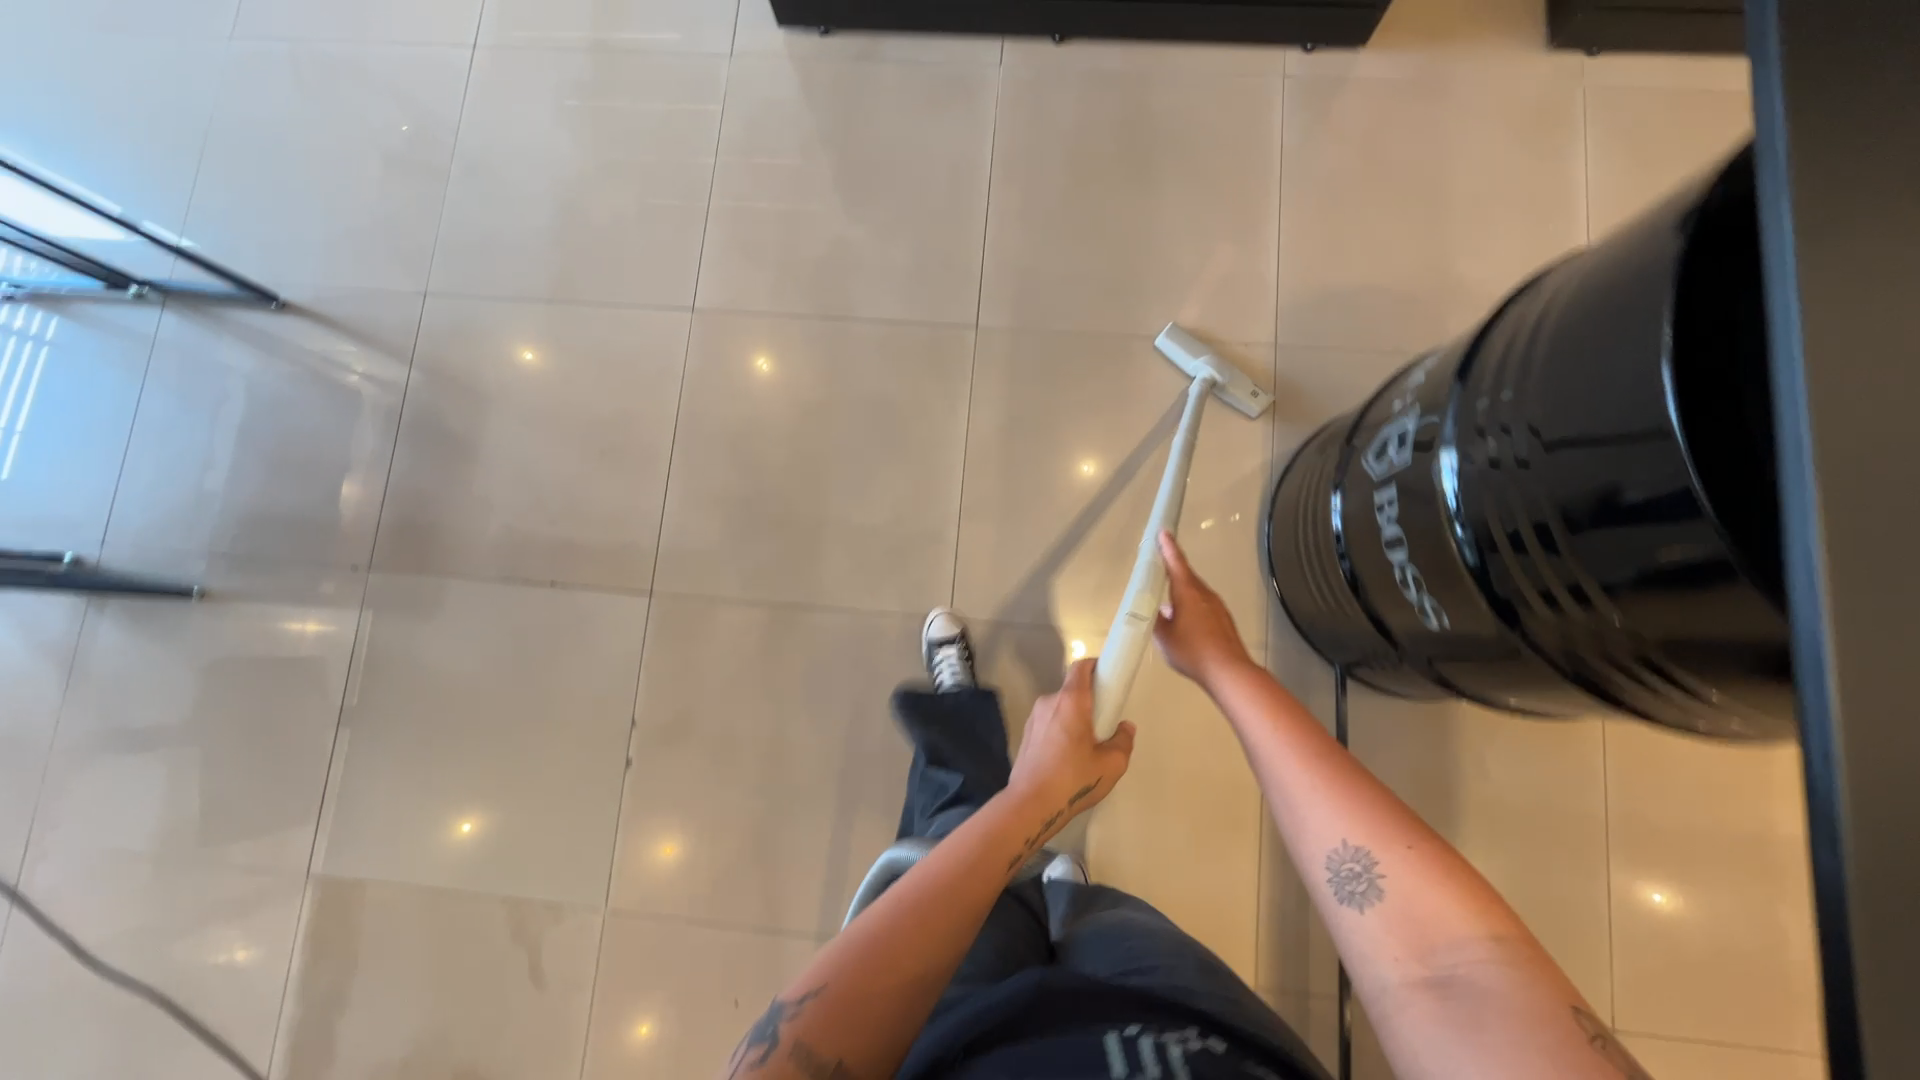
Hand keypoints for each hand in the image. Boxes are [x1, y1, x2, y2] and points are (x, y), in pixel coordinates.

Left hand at [1007, 659, 1135, 825]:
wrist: (1031, 803)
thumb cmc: (1074, 779)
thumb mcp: (1112, 764)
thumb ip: (1123, 741)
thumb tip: (1125, 728)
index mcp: (1071, 701)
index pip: (1081, 667)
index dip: (1096, 666)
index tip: (1109, 678)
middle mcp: (1049, 702)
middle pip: (1072, 690)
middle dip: (1089, 703)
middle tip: (1104, 727)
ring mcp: (1034, 718)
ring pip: (1060, 709)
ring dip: (1074, 719)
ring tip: (1085, 749)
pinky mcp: (1027, 734)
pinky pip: (1049, 723)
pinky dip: (1060, 731)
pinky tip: (1066, 759)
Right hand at [1154, 530, 1253, 690]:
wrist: (1228, 670)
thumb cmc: (1192, 652)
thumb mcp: (1164, 638)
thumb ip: (1158, 621)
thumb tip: (1159, 611)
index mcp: (1187, 593)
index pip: (1176, 564)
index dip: (1168, 548)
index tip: (1164, 532)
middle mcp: (1204, 594)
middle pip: (1187, 576)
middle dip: (1174, 570)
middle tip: (1161, 566)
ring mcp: (1217, 607)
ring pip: (1196, 592)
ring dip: (1182, 592)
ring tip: (1169, 603)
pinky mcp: (1224, 620)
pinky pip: (1203, 605)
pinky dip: (1192, 606)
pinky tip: (1185, 622)